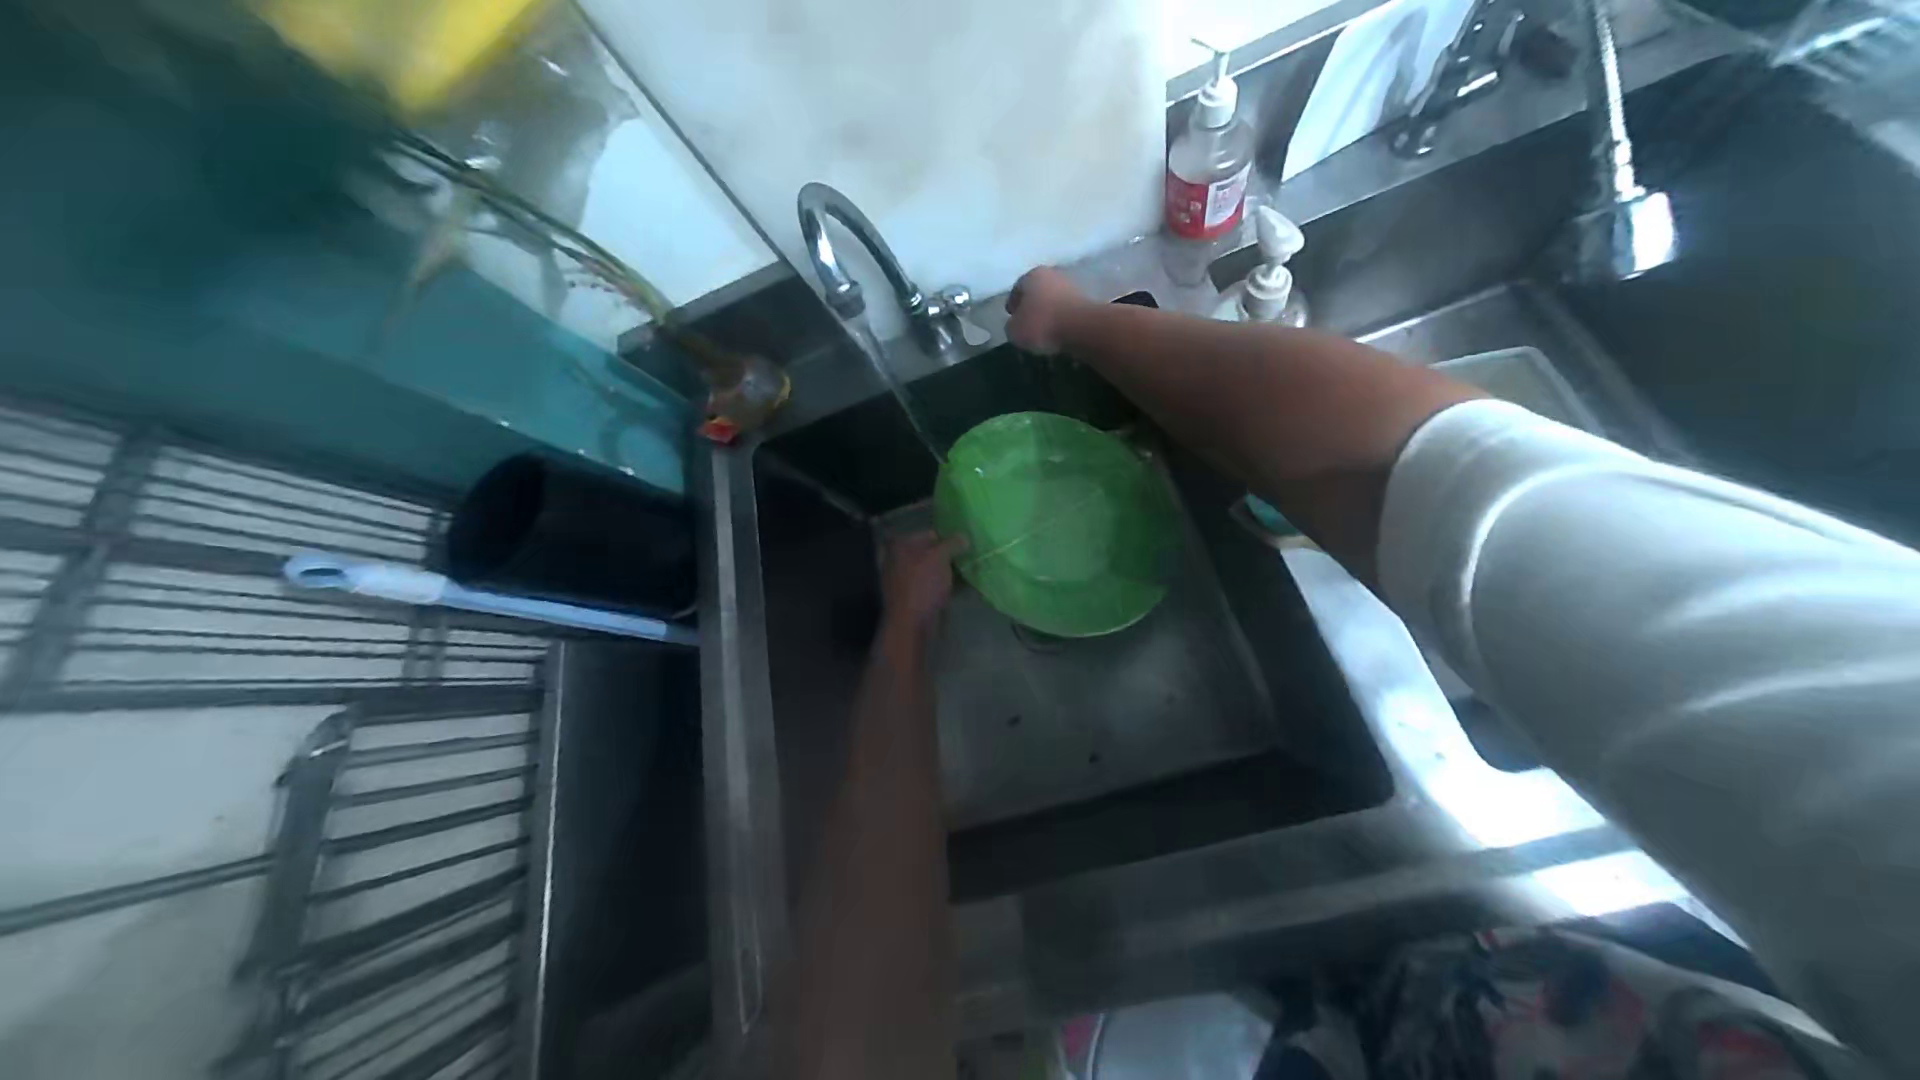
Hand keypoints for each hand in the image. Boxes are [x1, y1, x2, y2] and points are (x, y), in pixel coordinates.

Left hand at [880, 530, 963, 635]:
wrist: (910, 624)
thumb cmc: (923, 585)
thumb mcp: (940, 558)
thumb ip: (952, 543)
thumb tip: (964, 537)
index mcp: (900, 545)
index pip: (929, 534)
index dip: (948, 540)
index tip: (963, 548)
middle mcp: (896, 558)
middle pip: (929, 552)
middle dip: (947, 557)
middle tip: (965, 561)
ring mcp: (901, 579)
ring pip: (929, 569)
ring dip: (945, 572)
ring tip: (963, 575)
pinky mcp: (909, 595)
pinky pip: (928, 584)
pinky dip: (940, 585)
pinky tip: (955, 589)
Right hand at [1005, 267, 1092, 354]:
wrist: (1082, 327)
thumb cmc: (1041, 324)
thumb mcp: (1014, 330)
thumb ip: (1011, 325)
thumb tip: (1016, 324)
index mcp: (1031, 276)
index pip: (1017, 288)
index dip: (1013, 303)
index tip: (1011, 316)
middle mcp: (1052, 275)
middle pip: (1037, 291)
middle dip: (1032, 305)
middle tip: (1026, 322)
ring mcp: (1072, 286)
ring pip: (1053, 300)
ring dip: (1048, 312)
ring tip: (1043, 330)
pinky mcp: (1086, 301)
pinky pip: (1066, 310)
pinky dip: (1061, 319)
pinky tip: (1058, 331)